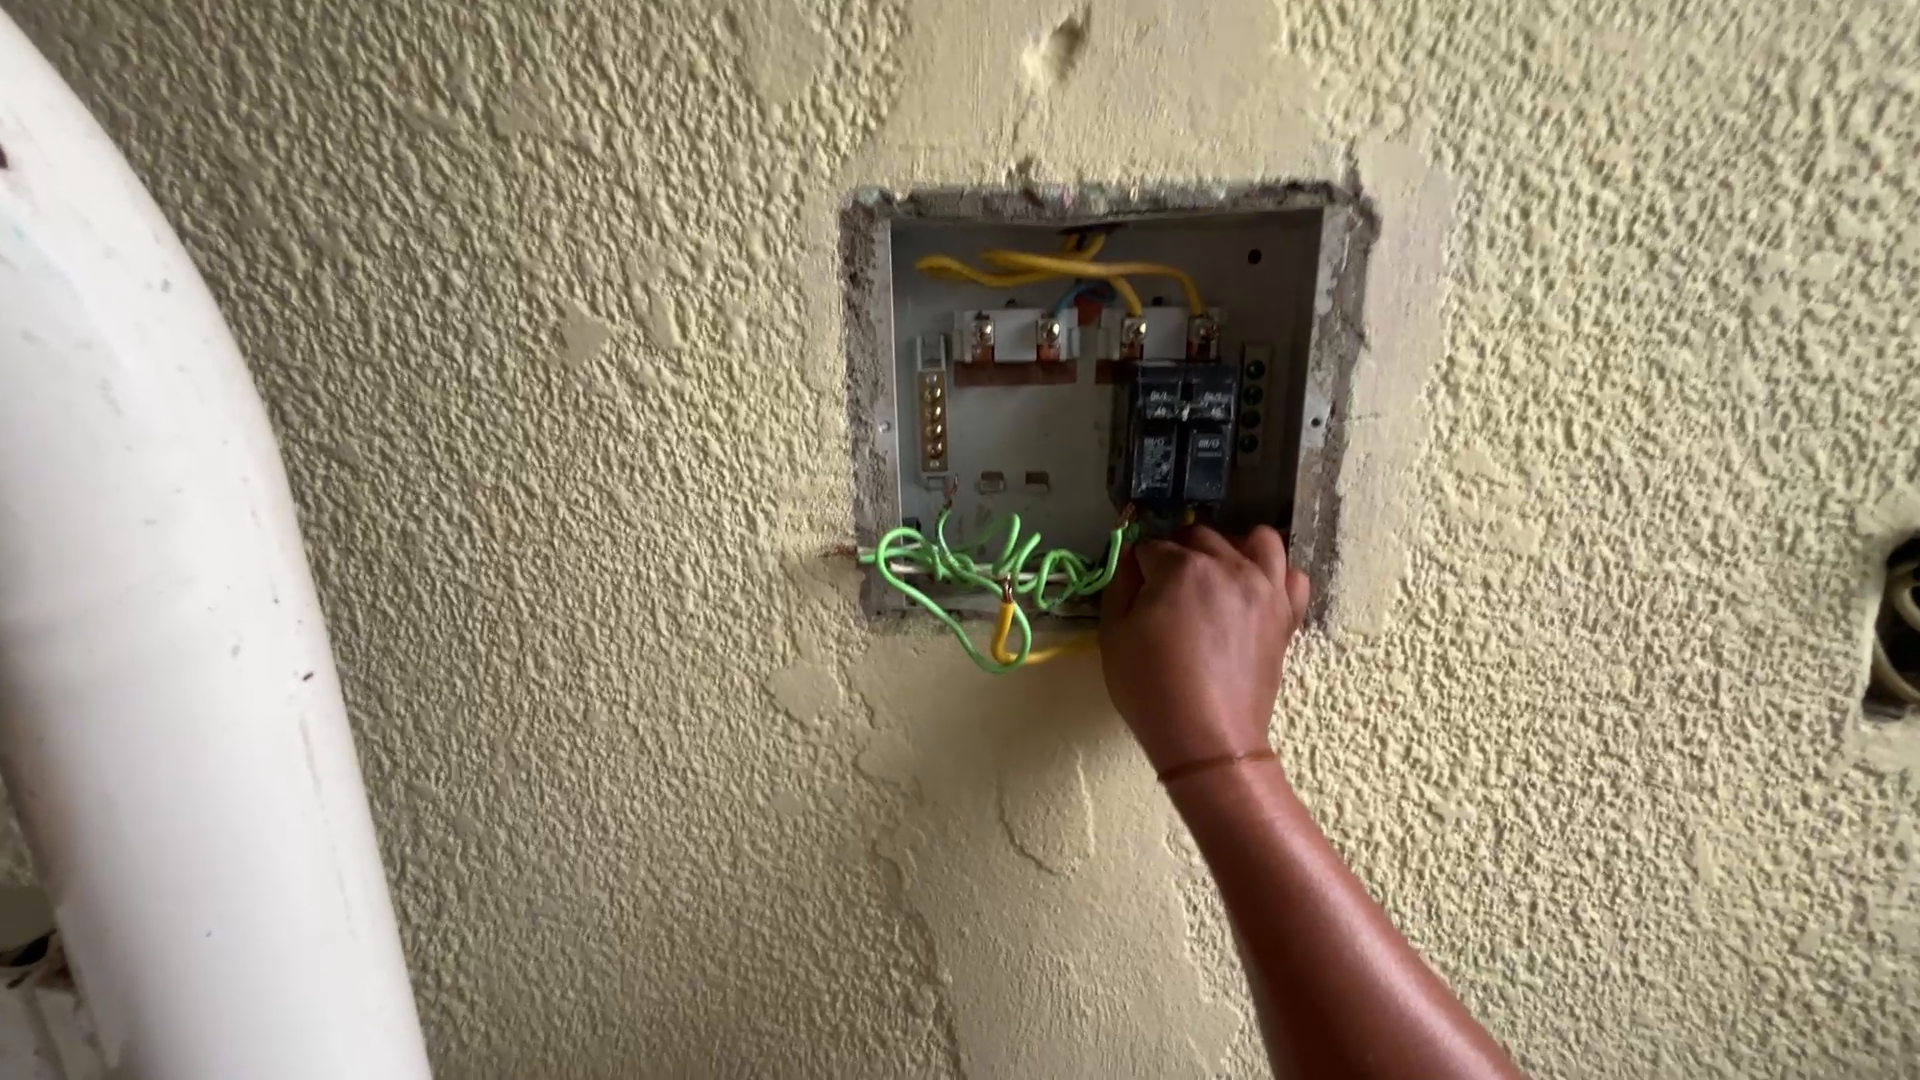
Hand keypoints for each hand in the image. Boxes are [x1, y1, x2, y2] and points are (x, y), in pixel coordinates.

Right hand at [1099, 526, 1309, 773]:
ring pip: (1255, 539)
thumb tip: (1130, 560)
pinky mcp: (1286, 614)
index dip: (1138, 565)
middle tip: (1164, 588)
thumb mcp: (1113, 634)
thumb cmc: (1150, 688)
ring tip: (1214, 575)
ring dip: (1231, 547)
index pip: (1152, 546)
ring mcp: (1264, 588)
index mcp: (1181, 568)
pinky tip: (1251, 591)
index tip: (1134, 587)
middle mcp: (1228, 566)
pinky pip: (1291, 575)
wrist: (1206, 738)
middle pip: (1199, 536)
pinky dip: (1273, 575)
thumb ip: (1119, 584)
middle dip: (1178, 552)